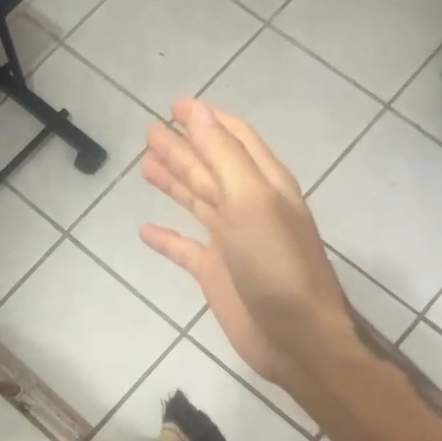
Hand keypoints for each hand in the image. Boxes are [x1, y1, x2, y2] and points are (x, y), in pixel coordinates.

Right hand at [139, 99, 350, 385]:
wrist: (296, 337)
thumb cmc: (278, 265)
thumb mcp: (252, 201)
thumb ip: (223, 155)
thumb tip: (198, 111)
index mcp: (265, 184)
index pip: (234, 140)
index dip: (207, 120)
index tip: (176, 104)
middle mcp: (248, 207)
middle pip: (210, 167)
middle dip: (183, 147)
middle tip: (150, 130)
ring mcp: (232, 242)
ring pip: (198, 202)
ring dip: (174, 183)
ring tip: (145, 165)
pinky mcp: (216, 274)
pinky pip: (185, 249)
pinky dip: (167, 239)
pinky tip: (145, 230)